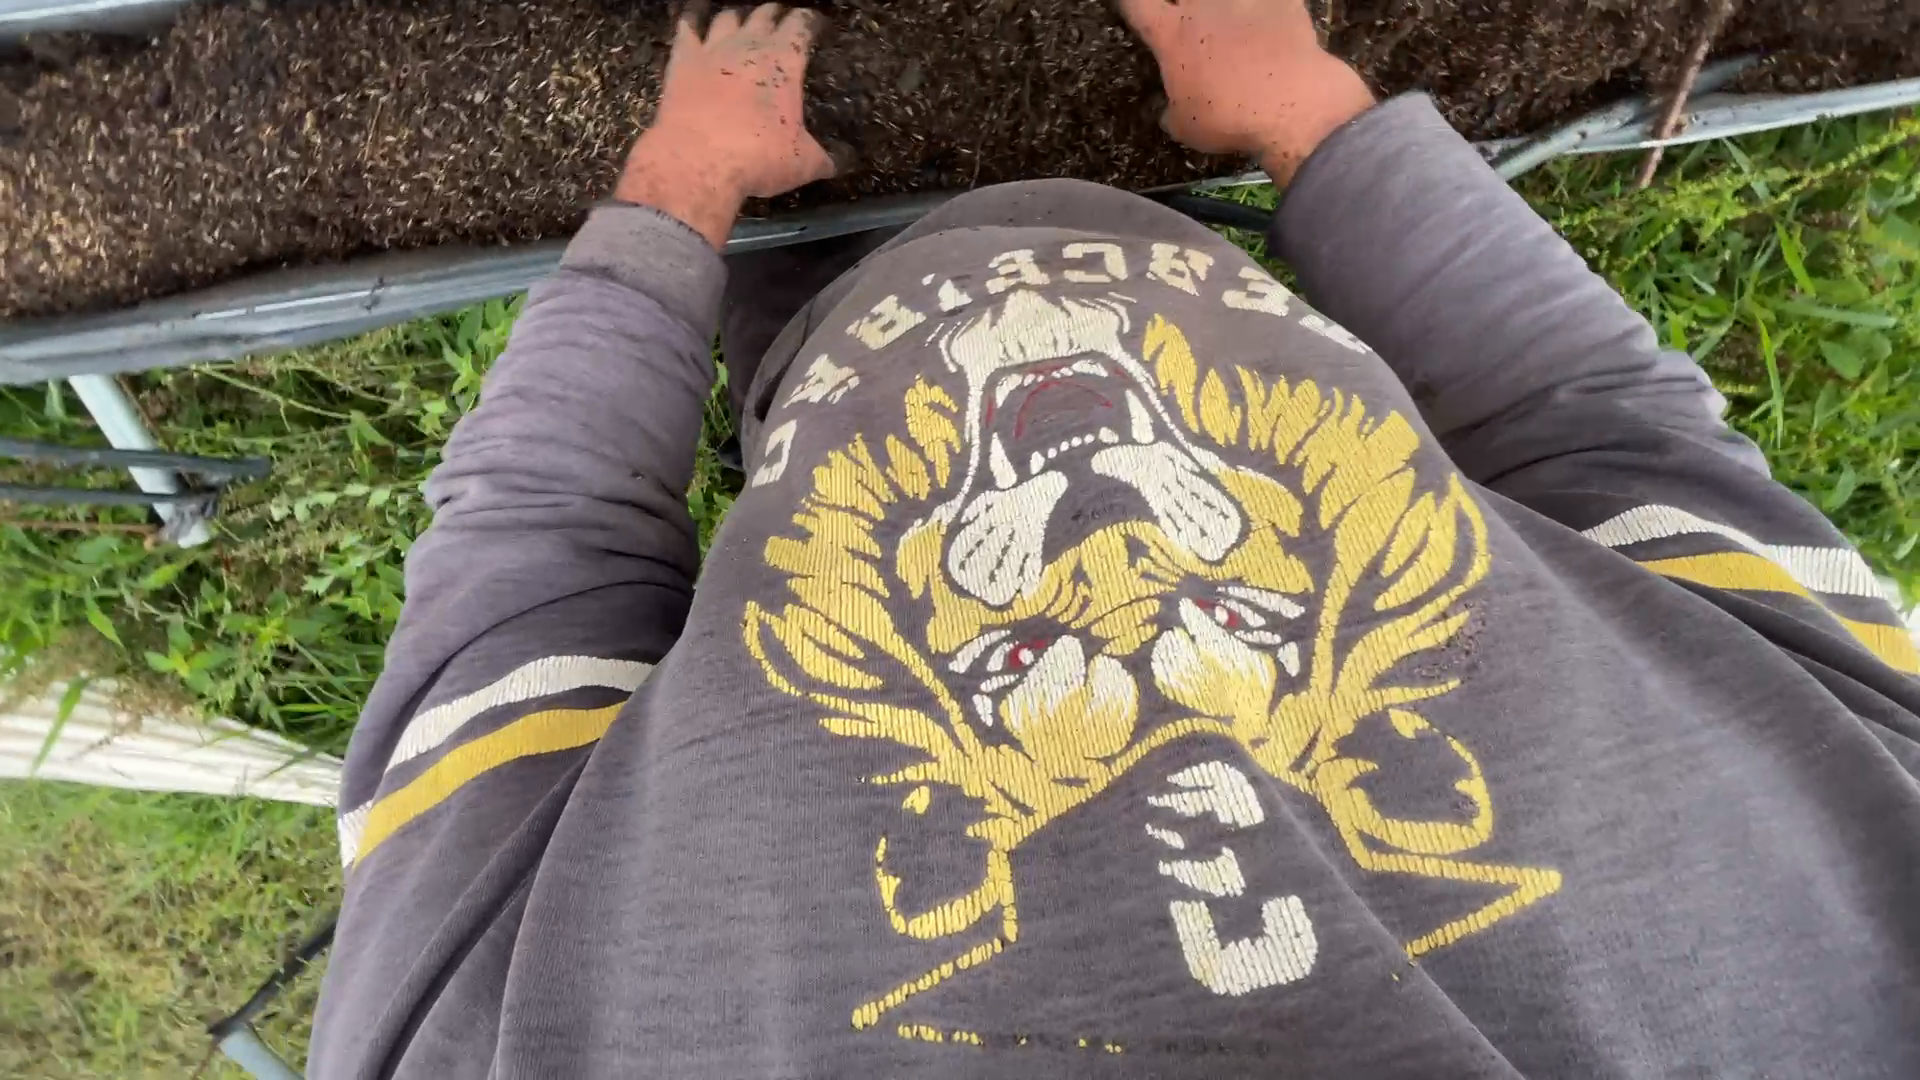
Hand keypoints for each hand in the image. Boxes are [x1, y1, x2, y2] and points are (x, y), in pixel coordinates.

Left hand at [615, 3, 836, 247]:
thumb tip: (840, 163)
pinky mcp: (683, 60)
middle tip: (781, 19)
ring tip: (743, 22)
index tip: (815, 24)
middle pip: (764, 14)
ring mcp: (713, 48)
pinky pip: (687, 27)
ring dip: (738, 18)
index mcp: (785, 62)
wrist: (701, 159)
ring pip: (728, 17)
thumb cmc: (761, 158)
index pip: (801, 26)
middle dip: (775, 14)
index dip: (810, 22)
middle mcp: (750, 45)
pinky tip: (694, 17)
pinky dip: (692, 18)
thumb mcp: (805, 164)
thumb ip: (825, 159)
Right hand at [1116, 0, 1374, 184]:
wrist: (1288, 101)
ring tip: (1227, 29)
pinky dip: (1262, 10)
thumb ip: (1172, 110)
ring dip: (1223, 10)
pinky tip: (1265, 28)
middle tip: (1183, 20)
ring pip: (1226, 0)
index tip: (1129, 4)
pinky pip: (1266, 1)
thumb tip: (1169, 108)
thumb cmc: (1225, 118)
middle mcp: (1203, 4)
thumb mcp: (1184, 128)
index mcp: (1172, 35)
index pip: (1138, 6)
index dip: (1130, 4)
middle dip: (1178, 7)